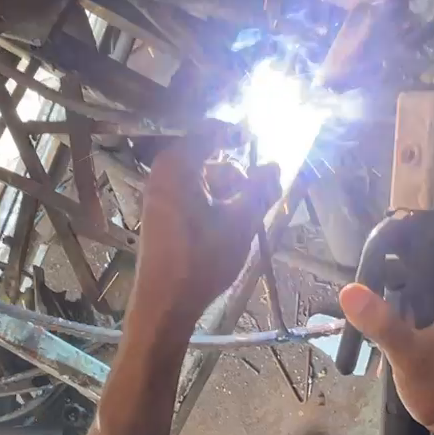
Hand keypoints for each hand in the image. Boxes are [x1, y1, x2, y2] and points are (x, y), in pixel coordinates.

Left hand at [132, 132, 278, 325]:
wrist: (165, 303)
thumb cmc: (202, 260)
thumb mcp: (241, 222)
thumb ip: (260, 188)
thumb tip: (274, 164)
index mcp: (178, 165)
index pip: (212, 131)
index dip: (239, 134)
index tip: (261, 145)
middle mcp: (164, 173)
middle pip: (210, 158)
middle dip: (239, 175)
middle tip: (264, 195)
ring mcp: (159, 196)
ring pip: (204, 181)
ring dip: (229, 195)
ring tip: (248, 220)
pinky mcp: (161, 217)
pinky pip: (193, 198)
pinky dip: (214, 206)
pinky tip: (228, 230)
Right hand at [339, 271, 433, 434]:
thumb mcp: (406, 353)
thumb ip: (380, 321)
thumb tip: (349, 290)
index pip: (431, 272)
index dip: (403, 282)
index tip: (383, 302)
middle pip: (429, 296)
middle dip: (403, 313)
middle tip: (387, 335)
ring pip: (433, 317)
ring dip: (410, 330)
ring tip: (393, 350)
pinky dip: (422, 343)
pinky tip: (408, 360)